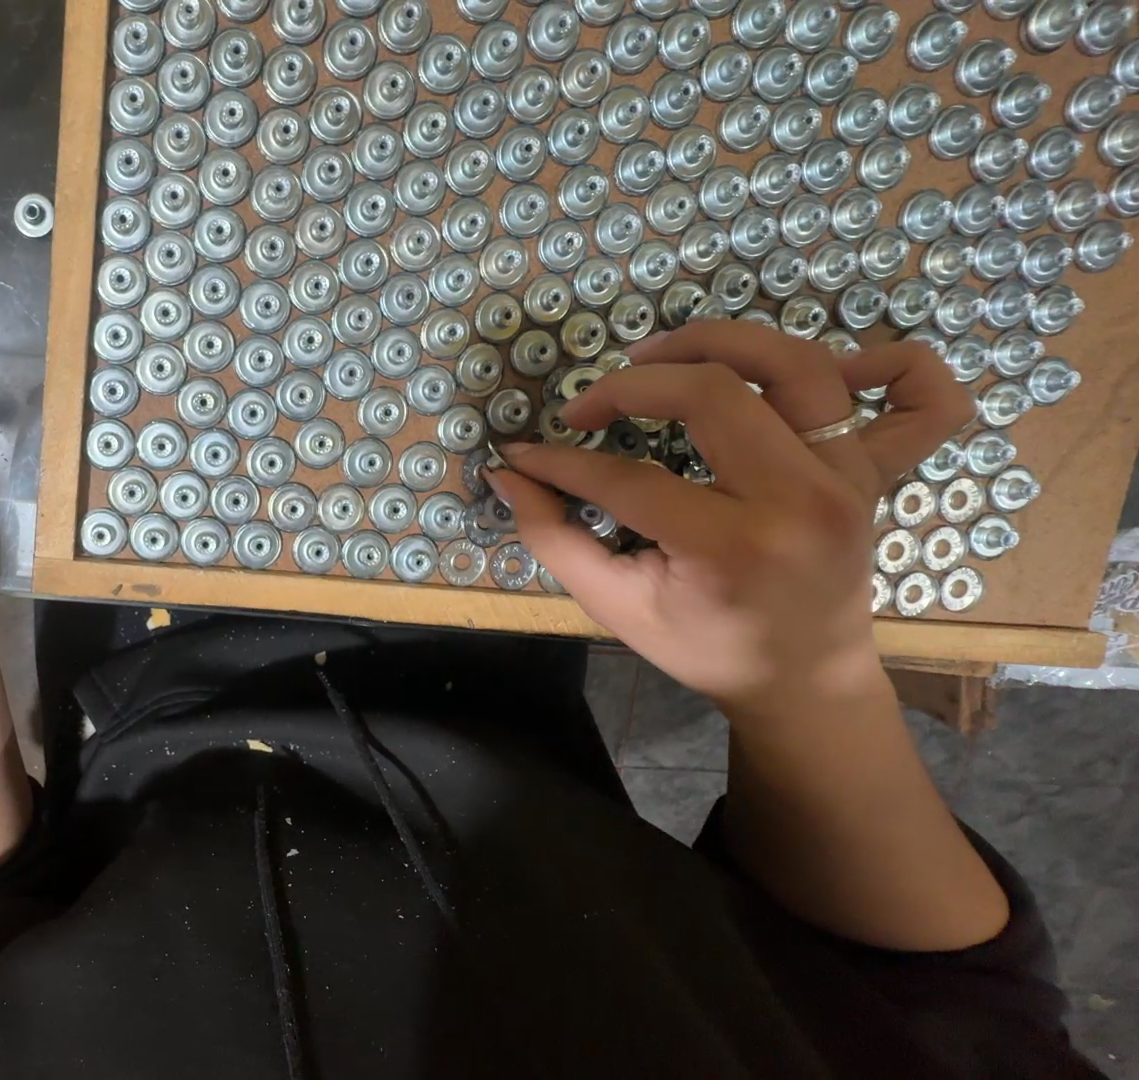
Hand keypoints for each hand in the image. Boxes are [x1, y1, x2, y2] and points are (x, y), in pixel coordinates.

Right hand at [489, 322, 973, 711]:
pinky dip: (888, 364)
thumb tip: (508, 471)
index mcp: (730, 547)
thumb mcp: (611, 603)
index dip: (561, 461)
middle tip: (585, 407)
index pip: (626, 477)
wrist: (801, 679)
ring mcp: (850, 479)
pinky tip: (828, 366)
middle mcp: (802, 500)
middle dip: (628, 386)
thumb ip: (551, 535)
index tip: (522, 453)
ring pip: (798, 366)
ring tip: (659, 354)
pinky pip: (921, 398)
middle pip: (713, 394)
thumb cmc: (699, 646)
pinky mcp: (875, 472)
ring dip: (719, 343)